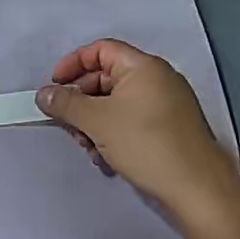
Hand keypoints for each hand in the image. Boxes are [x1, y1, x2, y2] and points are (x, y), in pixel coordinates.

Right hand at [35, 39, 238, 215]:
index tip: (54, 86)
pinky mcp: (168, 128)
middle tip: (67, 124)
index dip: (73, 64)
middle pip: (105, 78)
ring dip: (93, 123)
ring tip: (87, 147)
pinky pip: (130, 121)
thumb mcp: (97, 121)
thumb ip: (65, 103)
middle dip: (80, 101)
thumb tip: (43, 94)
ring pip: (115, 104)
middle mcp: (156, 80)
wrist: (196, 188)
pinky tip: (105, 158)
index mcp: (143, 67)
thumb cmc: (146, 144)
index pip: (100, 50)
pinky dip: (112, 134)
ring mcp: (165, 104)